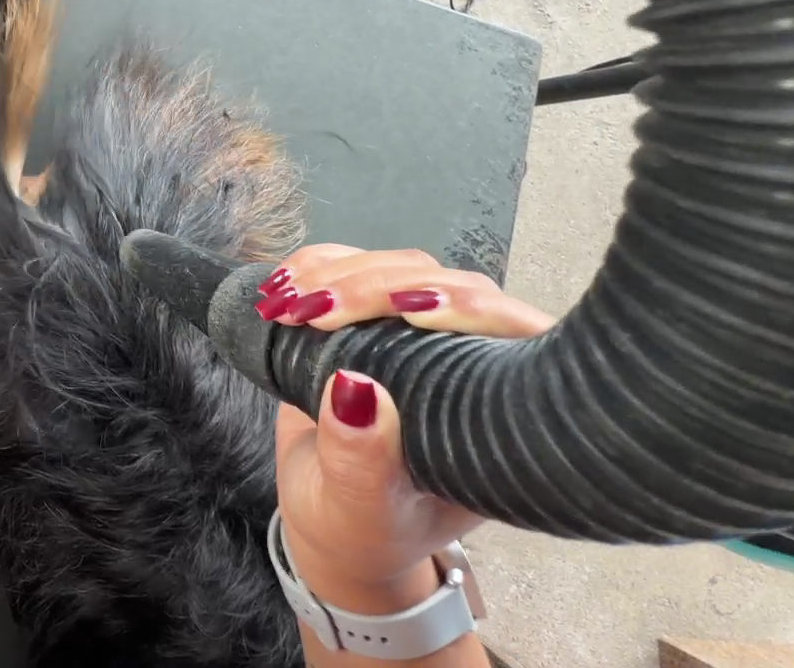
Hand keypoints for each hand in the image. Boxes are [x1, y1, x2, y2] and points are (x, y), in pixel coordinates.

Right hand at [266, 246, 552, 609]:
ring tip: (285, 300)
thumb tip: (355, 388)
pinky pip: (351, 267)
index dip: (470, 307)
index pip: (512, 335)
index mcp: (498, 416)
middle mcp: (468, 363)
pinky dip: (314, 265)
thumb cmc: (361, 527)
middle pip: (446, 286)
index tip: (408, 310)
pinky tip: (281, 282)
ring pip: (398, 268)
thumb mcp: (360, 508)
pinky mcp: (369, 318)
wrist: (326, 515)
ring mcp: (418, 334)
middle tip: (311, 310)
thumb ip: (361, 461)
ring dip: (338, 271)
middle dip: (374, 285)